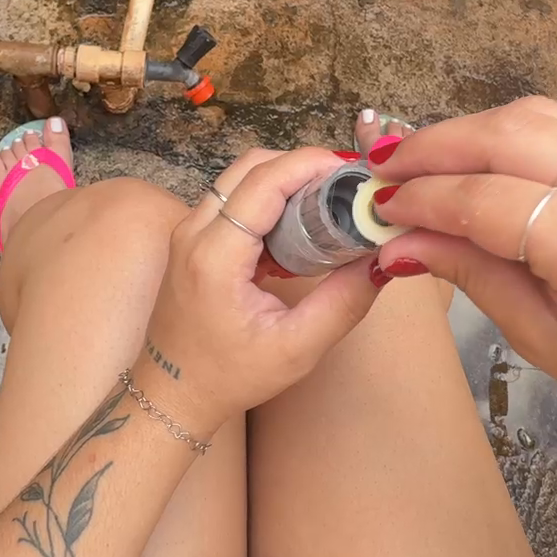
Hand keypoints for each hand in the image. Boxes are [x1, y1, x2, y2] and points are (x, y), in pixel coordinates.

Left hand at [137, 148, 385, 434]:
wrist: (173, 392)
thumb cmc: (229, 376)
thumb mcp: (297, 348)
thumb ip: (344, 302)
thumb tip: (384, 259)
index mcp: (214, 256)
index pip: (263, 181)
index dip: (310, 164)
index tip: (352, 171)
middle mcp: (192, 232)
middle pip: (250, 166)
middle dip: (301, 165)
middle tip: (345, 186)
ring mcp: (186, 231)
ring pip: (238, 178)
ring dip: (283, 179)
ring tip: (326, 203)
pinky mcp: (190, 238)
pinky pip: (231, 198)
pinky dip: (267, 198)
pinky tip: (297, 227)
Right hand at [371, 96, 556, 470]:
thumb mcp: (546, 343)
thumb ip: (472, 275)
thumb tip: (399, 243)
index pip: (486, 199)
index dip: (421, 198)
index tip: (377, 206)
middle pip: (509, 133)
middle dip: (434, 144)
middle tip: (383, 165)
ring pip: (539, 115)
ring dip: (470, 130)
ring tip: (422, 157)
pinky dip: (513, 134)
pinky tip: (481, 157)